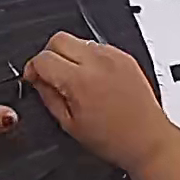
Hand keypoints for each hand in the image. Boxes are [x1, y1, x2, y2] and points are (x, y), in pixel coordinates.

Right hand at [23, 33, 179, 179]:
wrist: (147, 140)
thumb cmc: (114, 139)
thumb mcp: (70, 124)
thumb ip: (48, 97)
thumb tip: (37, 80)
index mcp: (80, 81)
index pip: (43, 58)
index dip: (33, 68)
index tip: (34, 77)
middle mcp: (97, 63)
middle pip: (58, 39)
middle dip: (49, 55)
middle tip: (51, 74)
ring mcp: (114, 56)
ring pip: (78, 40)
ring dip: (70, 55)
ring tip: (75, 79)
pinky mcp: (125, 56)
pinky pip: (98, 46)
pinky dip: (89, 57)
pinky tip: (93, 78)